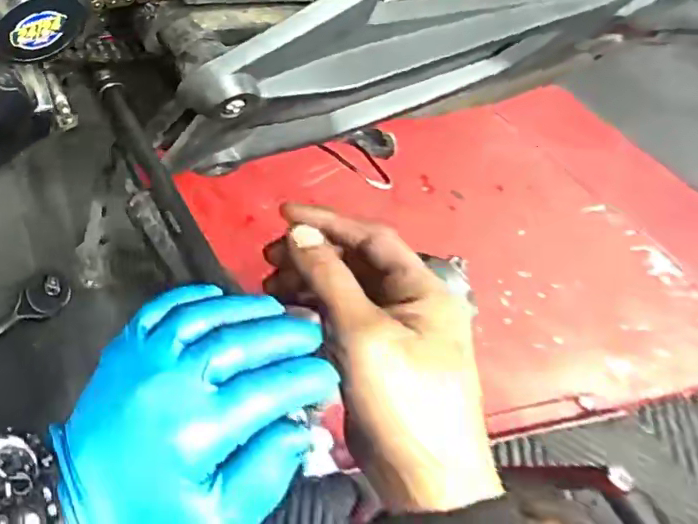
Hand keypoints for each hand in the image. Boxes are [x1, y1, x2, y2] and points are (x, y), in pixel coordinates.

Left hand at [52, 284, 338, 523]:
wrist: (84, 488)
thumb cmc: (152, 508)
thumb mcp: (218, 516)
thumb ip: (263, 472)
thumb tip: (299, 430)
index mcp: (199, 426)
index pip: (265, 389)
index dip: (302, 378)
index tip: (329, 374)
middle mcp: (172, 379)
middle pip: (237, 343)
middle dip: (281, 334)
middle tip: (314, 328)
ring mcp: (146, 354)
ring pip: (201, 316)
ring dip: (242, 308)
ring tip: (276, 308)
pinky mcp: (126, 343)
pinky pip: (161, 307)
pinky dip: (191, 296)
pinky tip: (217, 296)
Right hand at [263, 205, 503, 513]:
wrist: (426, 482)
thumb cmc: (404, 400)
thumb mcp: (363, 332)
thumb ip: (329, 275)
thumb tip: (299, 232)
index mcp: (424, 292)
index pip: (371, 237)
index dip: (327, 220)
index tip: (284, 214)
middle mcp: (410, 303)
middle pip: (353, 259)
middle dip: (309, 254)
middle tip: (271, 258)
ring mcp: (392, 328)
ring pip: (341, 285)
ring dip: (305, 279)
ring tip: (273, 288)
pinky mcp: (373, 350)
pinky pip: (338, 312)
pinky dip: (311, 305)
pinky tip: (288, 310)